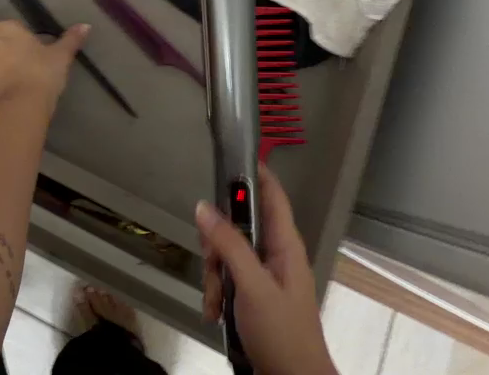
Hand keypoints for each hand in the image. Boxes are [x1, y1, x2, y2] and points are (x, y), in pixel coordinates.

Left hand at [0, 20, 89, 111]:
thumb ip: (71, 39)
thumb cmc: (41, 73)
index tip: (38, 54)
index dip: (27, 40)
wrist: (21, 107)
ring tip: (22, 82)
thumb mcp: (61, 56)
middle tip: (31, 68)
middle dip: (11, 52)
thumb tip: (86, 25)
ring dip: (2, 68)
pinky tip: (12, 94)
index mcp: (4, 28)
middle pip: (0, 43)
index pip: (15, 28)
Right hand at [196, 169, 337, 374]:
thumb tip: (203, 205)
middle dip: (216, 242)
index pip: (272, 195)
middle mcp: (275, 255)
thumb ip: (228, 244)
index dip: (255, 172)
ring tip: (214, 300)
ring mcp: (264, 276)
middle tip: (211, 260)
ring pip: (227, 254)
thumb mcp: (251, 286)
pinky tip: (214, 312)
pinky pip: (226, 279)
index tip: (228, 156)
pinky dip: (215, 292)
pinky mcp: (253, 296)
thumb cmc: (282, 333)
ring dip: (213, 274)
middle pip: (238, 225)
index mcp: (285, 245)